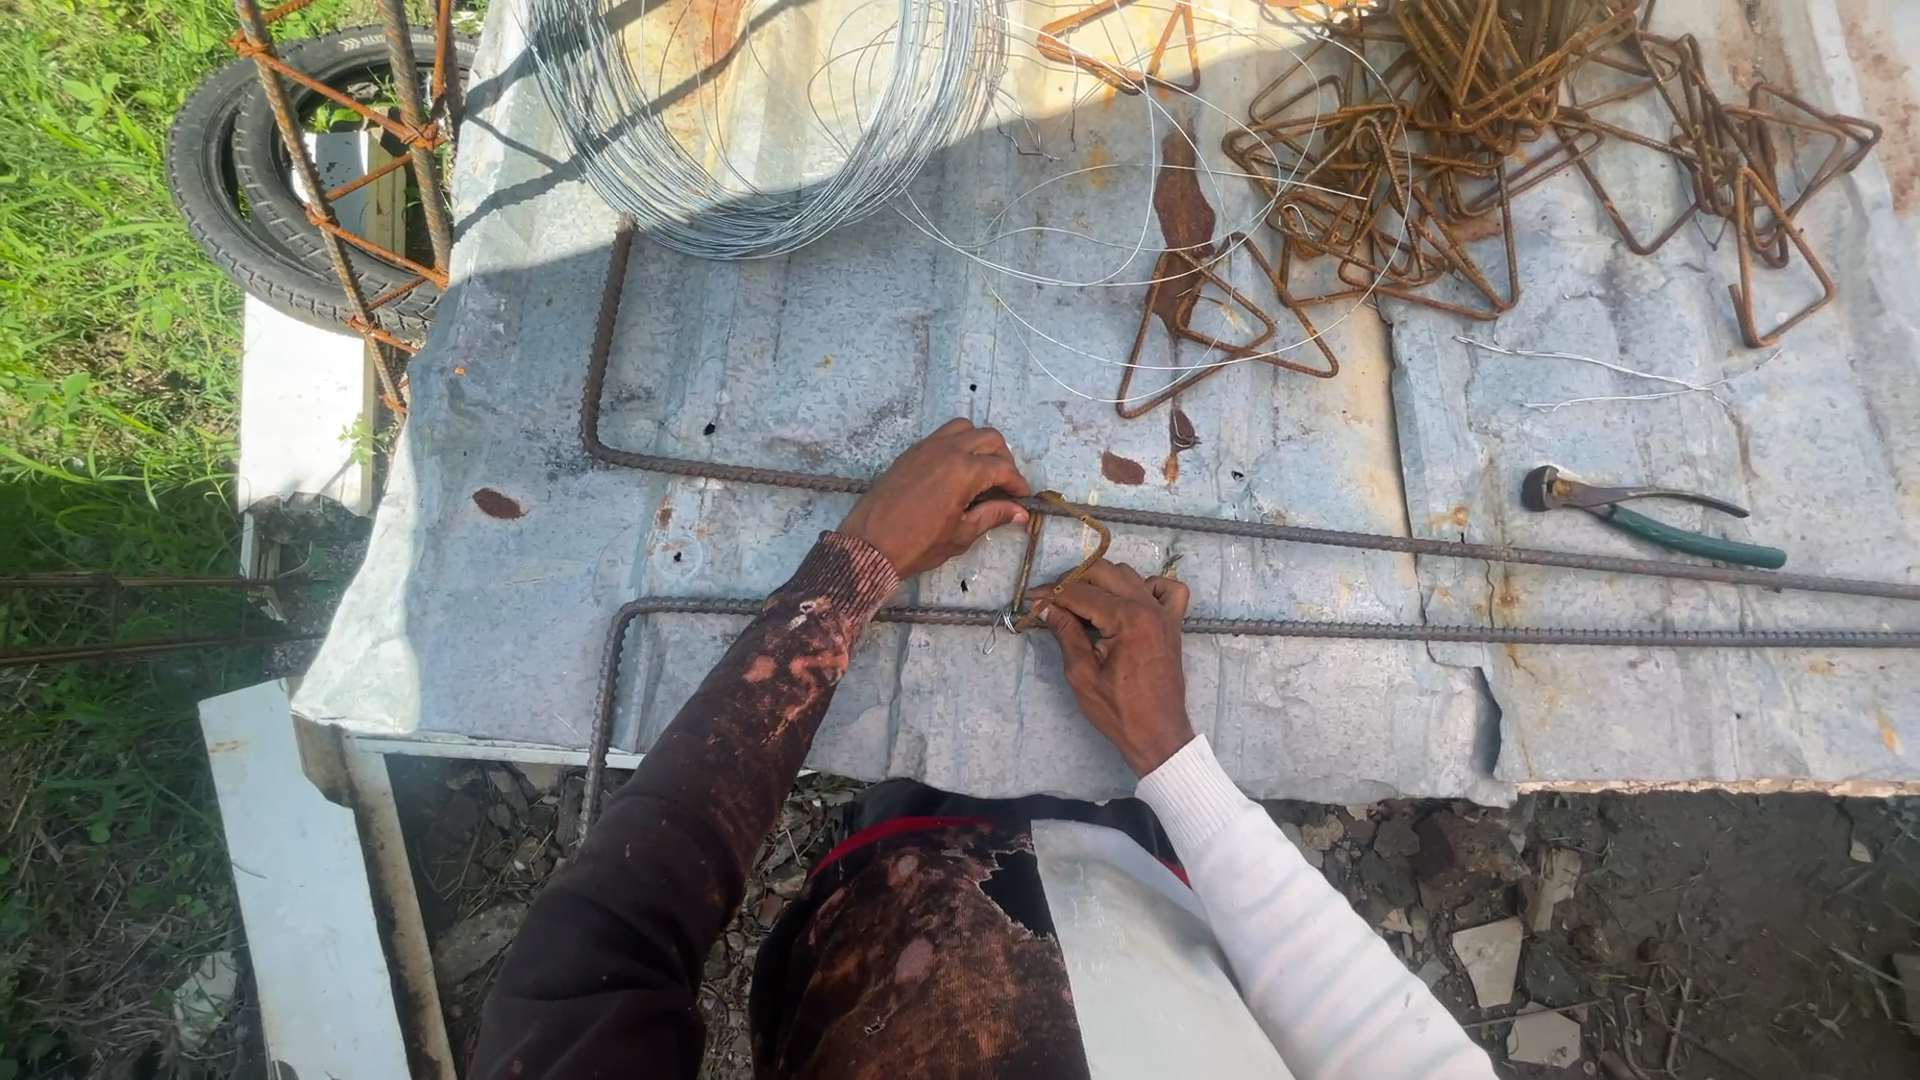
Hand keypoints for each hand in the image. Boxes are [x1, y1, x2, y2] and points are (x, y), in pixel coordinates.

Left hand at [837, 418, 1031, 576]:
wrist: (869, 546)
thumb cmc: (917, 545)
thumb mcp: (961, 534)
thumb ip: (993, 515)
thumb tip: (1019, 512)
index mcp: (964, 471)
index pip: (1002, 468)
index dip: (1017, 483)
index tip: (1023, 498)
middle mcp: (947, 450)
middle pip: (988, 438)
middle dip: (1003, 458)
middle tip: (1005, 484)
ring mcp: (925, 448)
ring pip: (963, 428)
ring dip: (979, 443)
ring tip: (982, 470)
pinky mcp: (910, 453)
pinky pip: (940, 436)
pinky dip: (956, 445)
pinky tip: (956, 470)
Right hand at [1033, 560, 1193, 776]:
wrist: (1157, 734)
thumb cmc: (1117, 711)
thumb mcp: (1081, 673)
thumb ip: (1065, 632)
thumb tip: (1045, 606)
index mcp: (1126, 620)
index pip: (1081, 593)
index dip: (1052, 594)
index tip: (1032, 598)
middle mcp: (1148, 608)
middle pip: (1104, 572)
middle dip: (1073, 580)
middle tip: (1052, 599)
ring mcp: (1165, 613)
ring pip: (1129, 575)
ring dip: (1102, 581)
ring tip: (1081, 602)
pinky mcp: (1174, 623)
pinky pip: (1167, 589)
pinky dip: (1147, 586)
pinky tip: (1129, 601)